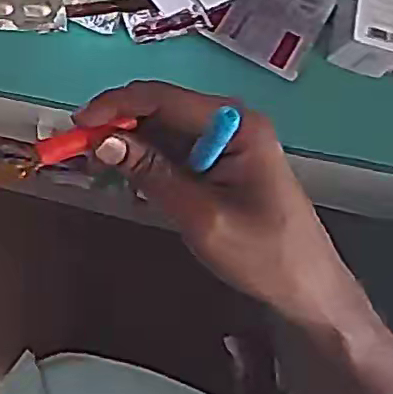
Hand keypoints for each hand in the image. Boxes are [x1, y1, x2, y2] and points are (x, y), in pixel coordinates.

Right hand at [77, 81, 360, 324]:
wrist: (313, 296)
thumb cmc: (266, 256)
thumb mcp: (202, 216)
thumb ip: (152, 174)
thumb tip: (104, 142)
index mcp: (235, 123)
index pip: (163, 97)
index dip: (116, 105)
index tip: (80, 124)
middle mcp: (228, 121)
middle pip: (158, 108)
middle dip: (117, 124)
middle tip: (80, 148)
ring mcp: (223, 140)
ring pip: (160, 127)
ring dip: (127, 143)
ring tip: (96, 165)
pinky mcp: (217, 159)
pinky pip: (170, 148)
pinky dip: (144, 159)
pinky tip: (126, 177)